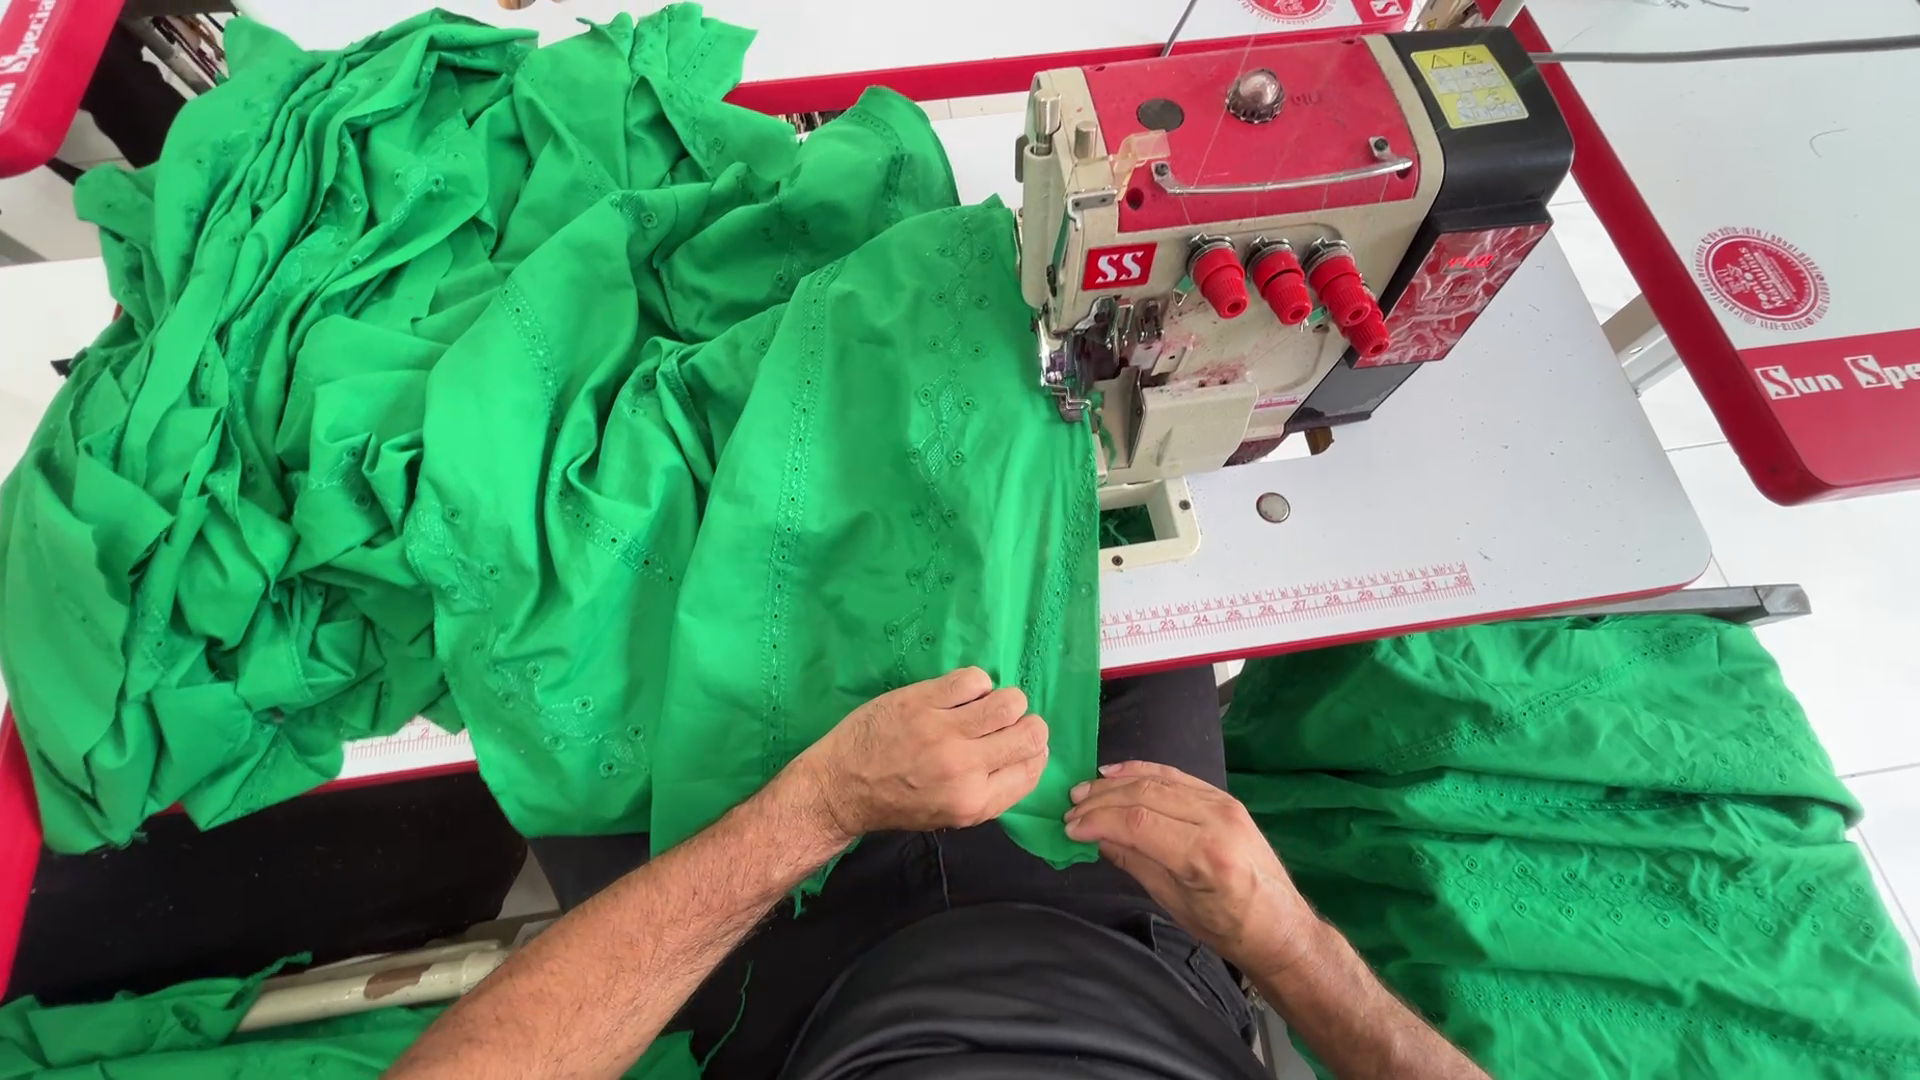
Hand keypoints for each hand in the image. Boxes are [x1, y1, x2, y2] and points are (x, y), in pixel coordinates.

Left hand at [788, 667, 1049, 840]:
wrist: (841, 788)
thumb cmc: (897, 803)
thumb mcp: (952, 815)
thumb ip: (992, 790)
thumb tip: (1026, 754)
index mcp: (976, 802)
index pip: (1034, 766)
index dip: (1034, 749)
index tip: (1020, 742)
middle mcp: (966, 768)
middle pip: (1031, 732)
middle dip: (1024, 723)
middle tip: (1002, 723)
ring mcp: (944, 732)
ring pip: (1008, 701)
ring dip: (1003, 700)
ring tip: (982, 706)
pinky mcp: (923, 702)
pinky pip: (974, 679)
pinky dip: (975, 684)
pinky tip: (959, 694)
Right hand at [1065, 760, 1316, 973]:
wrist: (1281, 927)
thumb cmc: (1228, 927)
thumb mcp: (1174, 903)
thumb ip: (1134, 861)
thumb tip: (1096, 836)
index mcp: (1206, 856)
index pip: (1139, 822)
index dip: (1099, 820)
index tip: (1070, 827)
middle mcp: (1216, 821)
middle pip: (1145, 795)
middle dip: (1102, 799)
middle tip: (1071, 807)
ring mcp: (1223, 804)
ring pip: (1158, 780)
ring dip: (1116, 782)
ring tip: (1085, 789)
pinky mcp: (1224, 797)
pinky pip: (1176, 776)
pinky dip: (1142, 771)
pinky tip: (1116, 773)